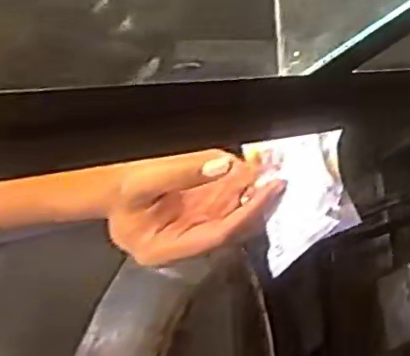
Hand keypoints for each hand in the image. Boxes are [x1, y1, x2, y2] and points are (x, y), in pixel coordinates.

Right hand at [108, 150, 283, 266]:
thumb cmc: (128, 192)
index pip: (220, 235)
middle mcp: (194, 238)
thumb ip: (183, 173)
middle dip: (265, 201)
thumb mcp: (143, 183)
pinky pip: (248, 197)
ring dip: (268, 190)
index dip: (250, 212)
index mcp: (166, 247)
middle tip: (281, 176)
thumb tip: (223, 166)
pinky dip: (262, 180)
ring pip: (250, 212)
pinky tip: (270, 163)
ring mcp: (211, 222)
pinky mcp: (222, 207)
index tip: (272, 188)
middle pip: (241, 226)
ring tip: (279, 166)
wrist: (128, 186)